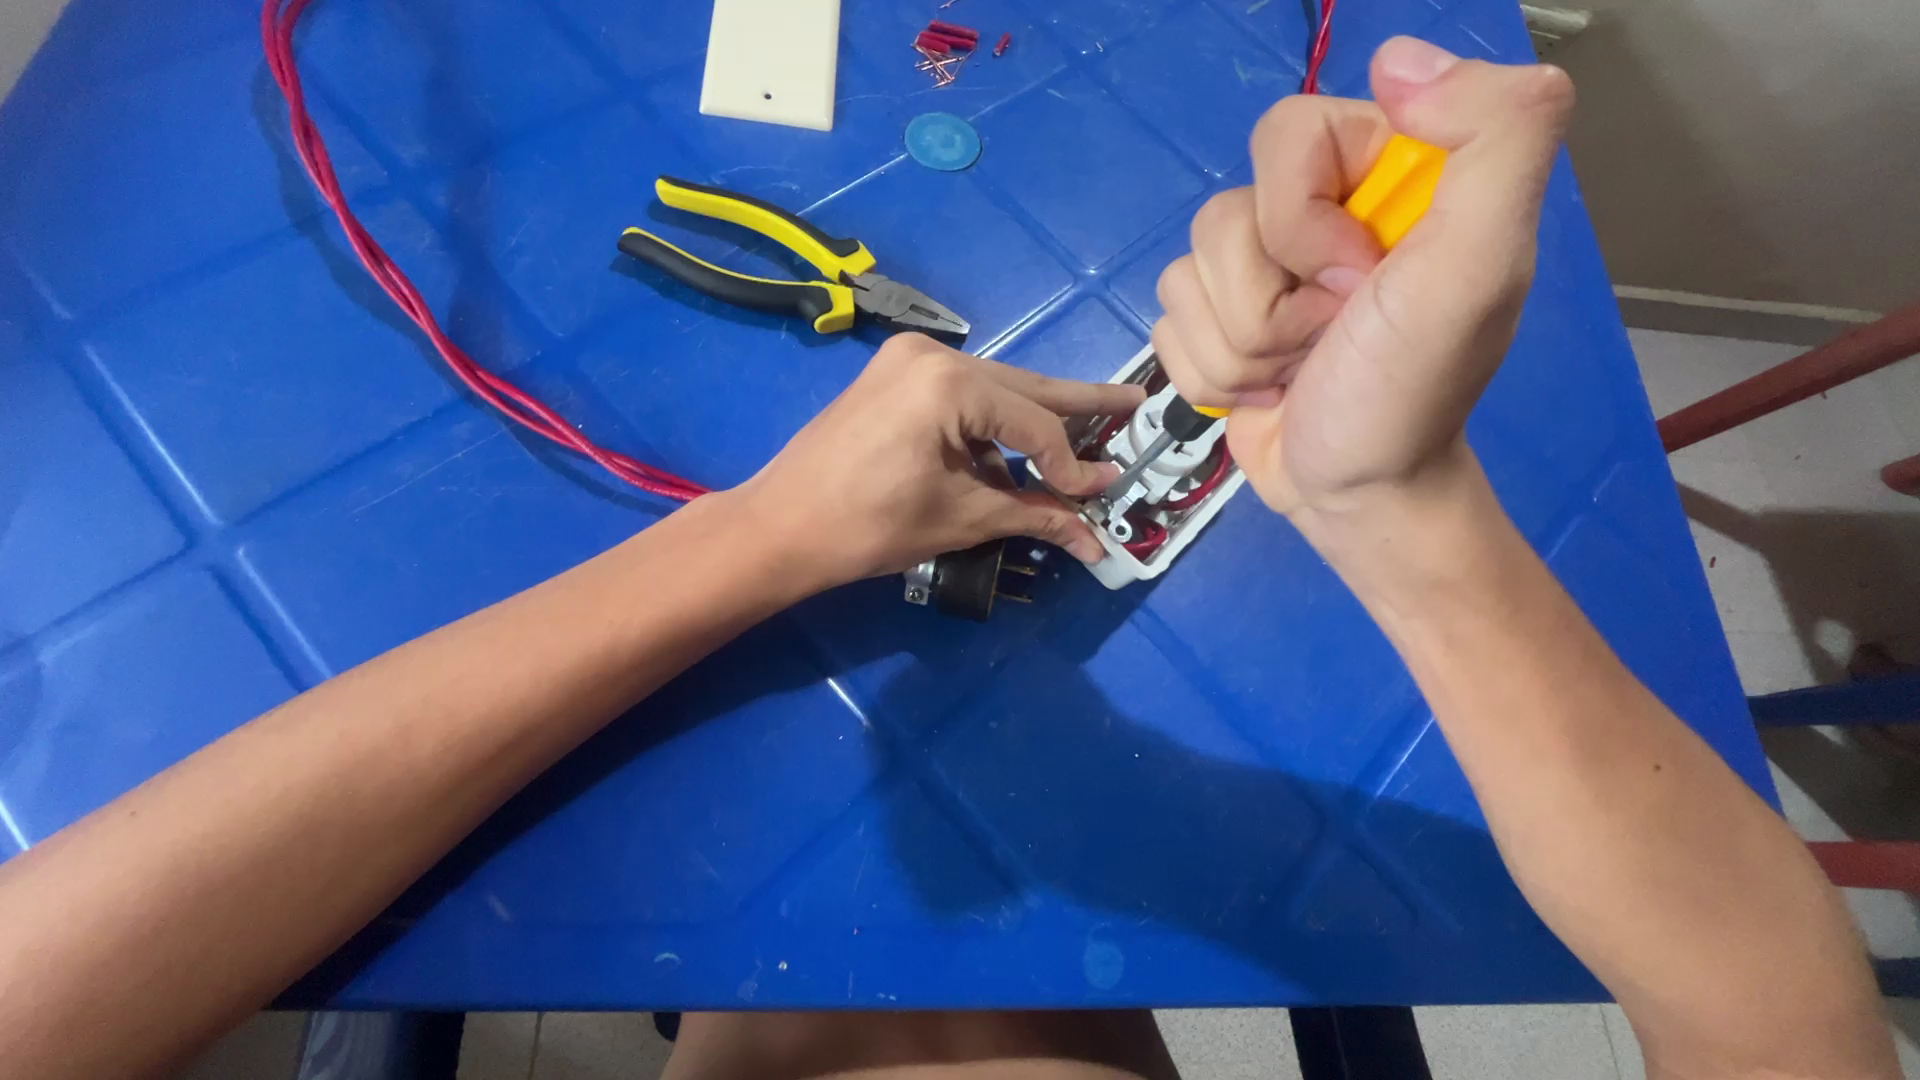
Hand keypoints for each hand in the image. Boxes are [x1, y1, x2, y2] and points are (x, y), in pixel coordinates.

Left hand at [735, 334, 1145, 588]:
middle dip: (1077, 406)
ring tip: (1082, 435)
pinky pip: (959, 397)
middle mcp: (932, 356)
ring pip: (992, 391)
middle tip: (1132, 403)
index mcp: (948, 384)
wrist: (781, 527)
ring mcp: (907, 361)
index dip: (1071, 466)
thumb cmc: (868, 527)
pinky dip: (988, 427)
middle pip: (1021, 388)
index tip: (1100, 495)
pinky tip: (1011, 456)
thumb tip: (1095, 532)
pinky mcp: (892, 377)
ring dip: (1032, 421)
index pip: (1033, 425)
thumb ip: (1034, 513)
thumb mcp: (961, 519)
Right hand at [1150, 36, 1572, 524]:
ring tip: (1295, 373)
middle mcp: (1305, 214)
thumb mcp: (1481, 266)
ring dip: (1238, 350)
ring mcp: (1250, 275)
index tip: (1355, 283)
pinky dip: (1210, 375)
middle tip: (1328, 338)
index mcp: (1375, 174)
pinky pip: (1165, 326)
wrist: (1355, 491)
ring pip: (1181, 278)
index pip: (1281, 136)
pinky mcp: (1209, 324)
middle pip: (1218, 220)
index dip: (1298, 220)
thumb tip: (1395, 59)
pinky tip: (1260, 391)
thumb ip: (1495, 136)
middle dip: (1266, 305)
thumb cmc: (1410, 390)